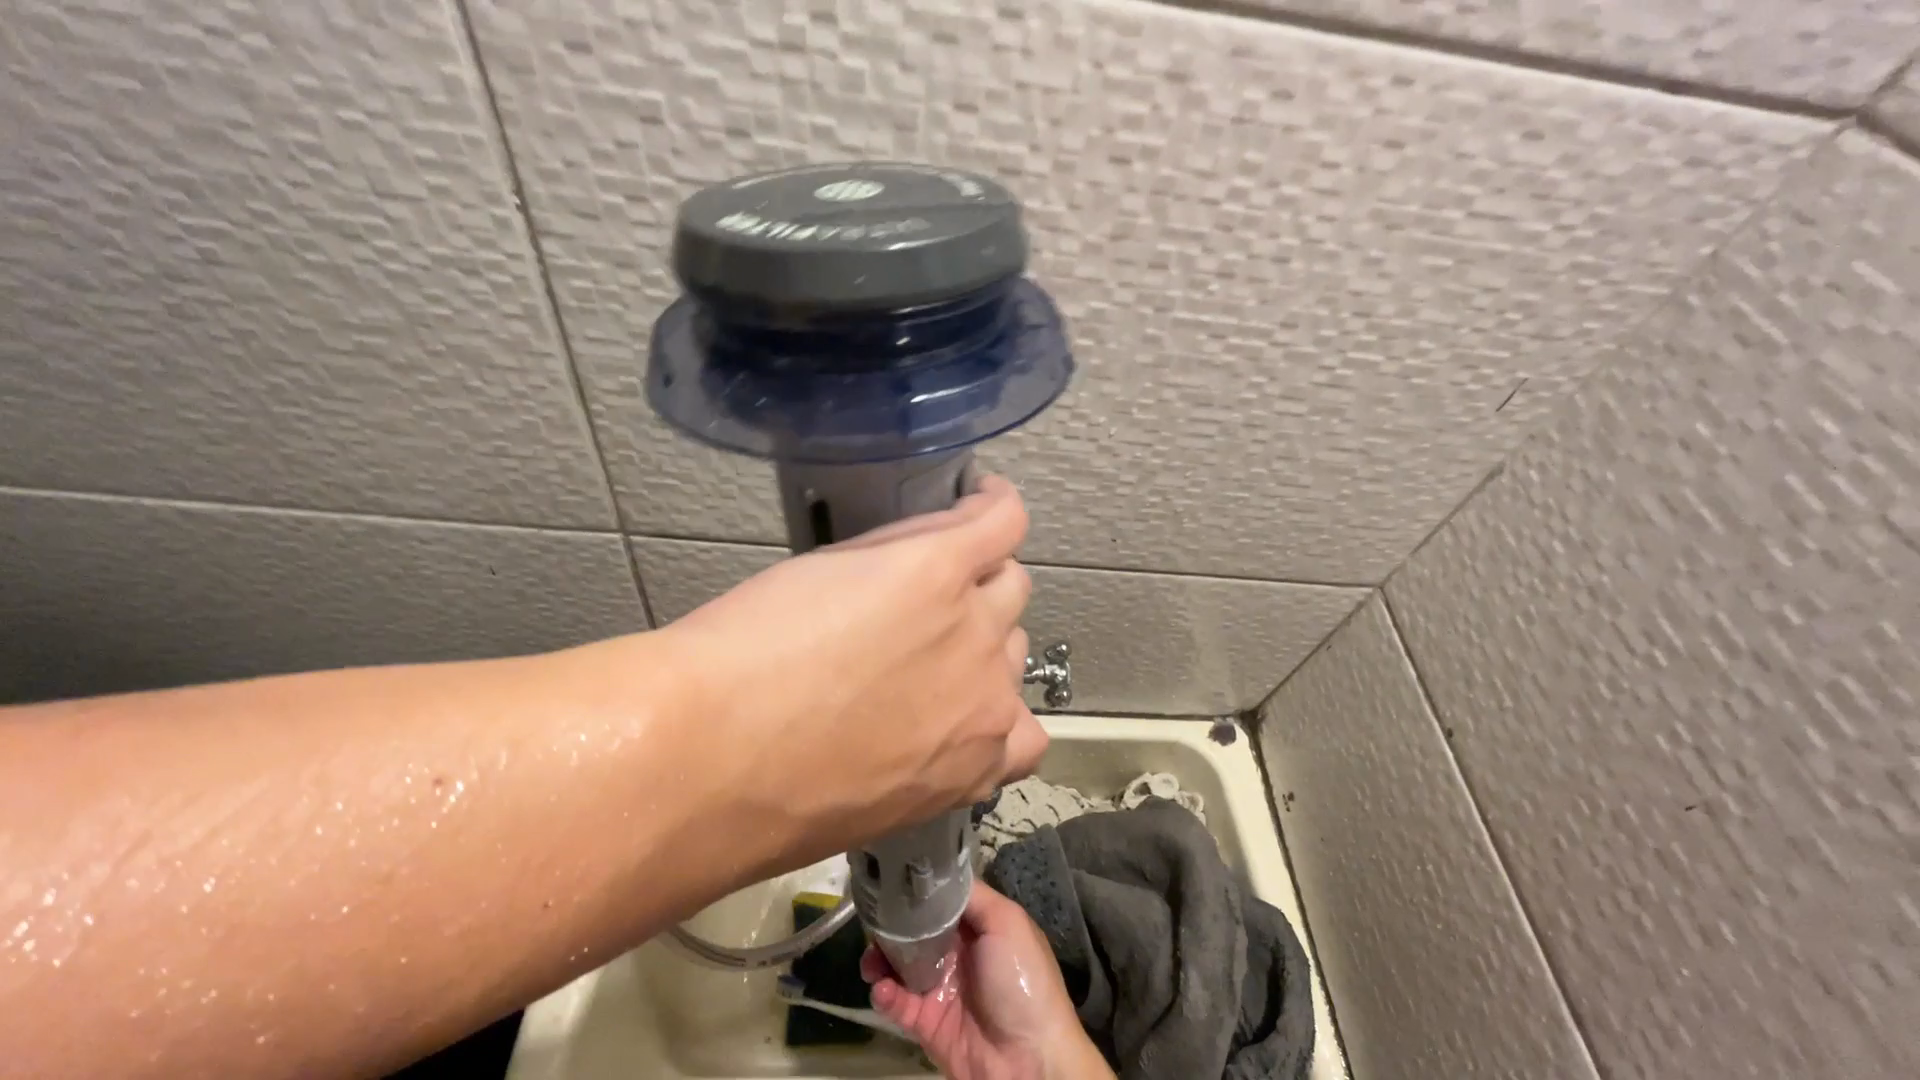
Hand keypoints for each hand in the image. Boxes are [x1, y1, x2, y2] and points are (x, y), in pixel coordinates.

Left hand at [656, 474, 1048, 877]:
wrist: (717, 753)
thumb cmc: (765, 799)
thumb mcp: (862, 806)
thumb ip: (906, 767)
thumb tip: (900, 737)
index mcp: (973, 761)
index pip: (1019, 728)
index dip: (986, 700)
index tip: (955, 685)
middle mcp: (988, 692)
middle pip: (1008, 642)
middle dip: (971, 634)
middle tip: (915, 621)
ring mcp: (969, 622)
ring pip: (1007, 581)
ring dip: (981, 572)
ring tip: (934, 557)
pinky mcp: (936, 566)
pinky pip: (998, 521)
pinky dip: (994, 505)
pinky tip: (979, 491)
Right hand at [862, 882, 1111, 1079]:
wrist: (1028, 1059)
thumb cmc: (1021, 979)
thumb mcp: (1007, 922)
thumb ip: (972, 896)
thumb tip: (939, 874)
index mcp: (980, 928)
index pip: (941, 901)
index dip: (919, 890)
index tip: (890, 875)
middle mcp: (958, 954)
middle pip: (915, 931)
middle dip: (892, 925)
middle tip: (871, 920)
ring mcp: (941, 988)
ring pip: (899, 965)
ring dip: (879, 959)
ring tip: (870, 960)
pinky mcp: (926, 1022)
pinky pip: (897, 1003)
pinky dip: (884, 993)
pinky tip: (882, 988)